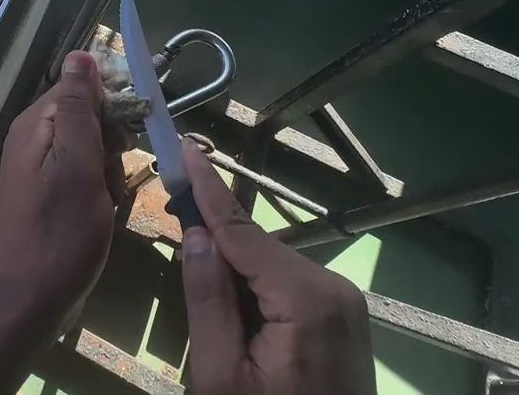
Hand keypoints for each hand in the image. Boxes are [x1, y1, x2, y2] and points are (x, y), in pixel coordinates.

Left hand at [0, 50, 120, 346]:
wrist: (29, 303)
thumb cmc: (59, 234)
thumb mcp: (77, 166)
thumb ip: (80, 109)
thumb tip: (80, 54)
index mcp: (35, 124)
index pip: (80, 86)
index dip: (111, 105)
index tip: (128, 136)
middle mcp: (33, 137)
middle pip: (88, 117)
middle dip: (110, 145)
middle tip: (108, 179)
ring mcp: (40, 166)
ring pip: (91, 148)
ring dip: (107, 172)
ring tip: (103, 202)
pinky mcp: (49, 192)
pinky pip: (84, 174)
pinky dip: (99, 191)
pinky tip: (100, 214)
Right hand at [179, 141, 375, 394]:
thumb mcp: (220, 377)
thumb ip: (207, 299)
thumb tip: (196, 233)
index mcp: (305, 298)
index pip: (241, 229)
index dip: (206, 187)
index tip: (185, 145)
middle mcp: (333, 288)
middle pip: (255, 248)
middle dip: (214, 241)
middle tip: (174, 228)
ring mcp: (344, 306)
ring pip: (268, 266)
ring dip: (233, 272)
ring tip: (207, 308)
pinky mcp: (343, 321)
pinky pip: (286, 287)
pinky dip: (255, 291)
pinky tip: (237, 321)